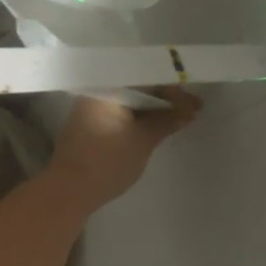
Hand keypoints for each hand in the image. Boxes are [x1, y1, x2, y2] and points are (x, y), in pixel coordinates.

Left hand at [42, 88, 200, 215]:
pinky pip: (121, 110)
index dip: (174, 88)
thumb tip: (190, 110)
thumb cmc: (107, 161)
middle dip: (166, 98)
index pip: (147, 75)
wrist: (69, 190)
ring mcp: (92, 105)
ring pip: (130, 99)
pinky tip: (157, 124)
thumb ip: (167, 120)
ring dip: (154, 108)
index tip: (196, 102)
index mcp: (108, 86)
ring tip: (180, 118)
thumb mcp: (143, 140)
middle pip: (139, 85)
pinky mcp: (91, 121)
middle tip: (193, 110)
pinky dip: (139, 116)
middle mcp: (98, 89)